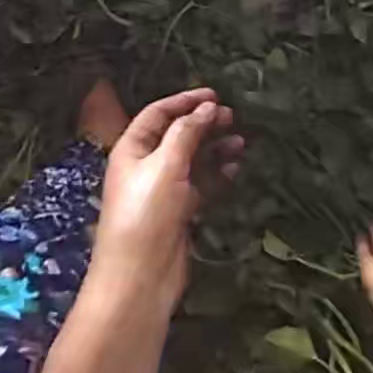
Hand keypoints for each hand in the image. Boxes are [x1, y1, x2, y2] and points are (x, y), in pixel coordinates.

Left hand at [88, 88, 242, 315]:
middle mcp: (146, 164)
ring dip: (214, 148)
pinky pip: (201, 184)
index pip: (158, 113)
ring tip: (240, 141)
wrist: (140, 278)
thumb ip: (185, 133)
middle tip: (231, 116)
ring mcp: (163, 189)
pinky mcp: (179, 211)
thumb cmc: (146, 213)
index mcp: (132, 147)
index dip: (185, 101)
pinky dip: (217, 174)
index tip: (214, 94)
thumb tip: (206, 108)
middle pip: (177, 134)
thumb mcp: (165, 165)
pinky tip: (235, 167)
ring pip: (192, 160)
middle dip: (203, 123)